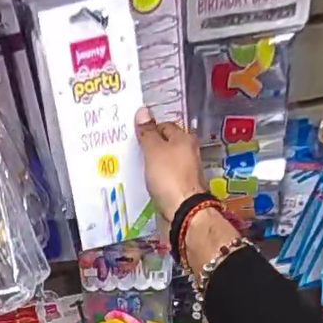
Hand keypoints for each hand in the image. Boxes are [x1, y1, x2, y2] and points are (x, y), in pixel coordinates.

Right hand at [135, 105, 204, 222]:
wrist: (183, 211)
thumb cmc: (168, 177)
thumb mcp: (153, 151)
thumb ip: (147, 133)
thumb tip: (142, 111)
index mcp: (184, 139)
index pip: (165, 126)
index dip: (149, 130)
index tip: (135, 138)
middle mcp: (189, 153)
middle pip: (167, 145)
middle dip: (151, 148)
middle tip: (133, 153)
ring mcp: (187, 172)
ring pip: (166, 162)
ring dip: (153, 165)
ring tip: (136, 169)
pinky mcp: (182, 189)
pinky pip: (166, 178)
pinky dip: (157, 179)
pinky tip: (146, 184)